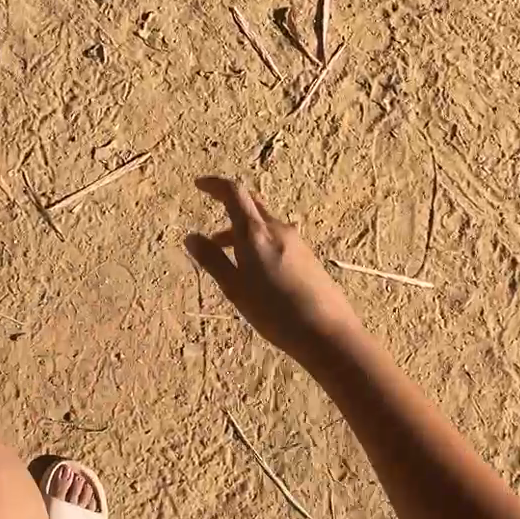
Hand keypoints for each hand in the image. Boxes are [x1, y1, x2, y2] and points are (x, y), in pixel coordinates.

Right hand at [185, 177, 361, 361]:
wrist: (328, 333)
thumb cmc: (275, 312)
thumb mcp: (235, 288)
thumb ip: (212, 260)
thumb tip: (191, 237)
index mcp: (255, 233)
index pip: (234, 193)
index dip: (215, 185)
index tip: (199, 185)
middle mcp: (277, 229)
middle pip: (251, 203)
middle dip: (229, 203)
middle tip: (211, 208)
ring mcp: (295, 242)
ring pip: (263, 223)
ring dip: (241, 229)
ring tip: (225, 252)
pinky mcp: (306, 257)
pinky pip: (275, 237)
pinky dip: (257, 241)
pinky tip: (254, 268)